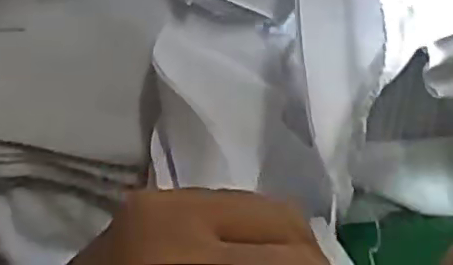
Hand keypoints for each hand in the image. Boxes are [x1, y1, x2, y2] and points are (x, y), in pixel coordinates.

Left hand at [68, 189, 328, 264]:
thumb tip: (311, 261)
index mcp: (192, 255)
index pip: (291, 254)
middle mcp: (174, 208)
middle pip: (280, 216)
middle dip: (309, 253)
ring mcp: (154, 194)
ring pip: (250, 201)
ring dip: (278, 240)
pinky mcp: (141, 195)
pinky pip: (215, 201)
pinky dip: (241, 231)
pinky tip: (245, 257)